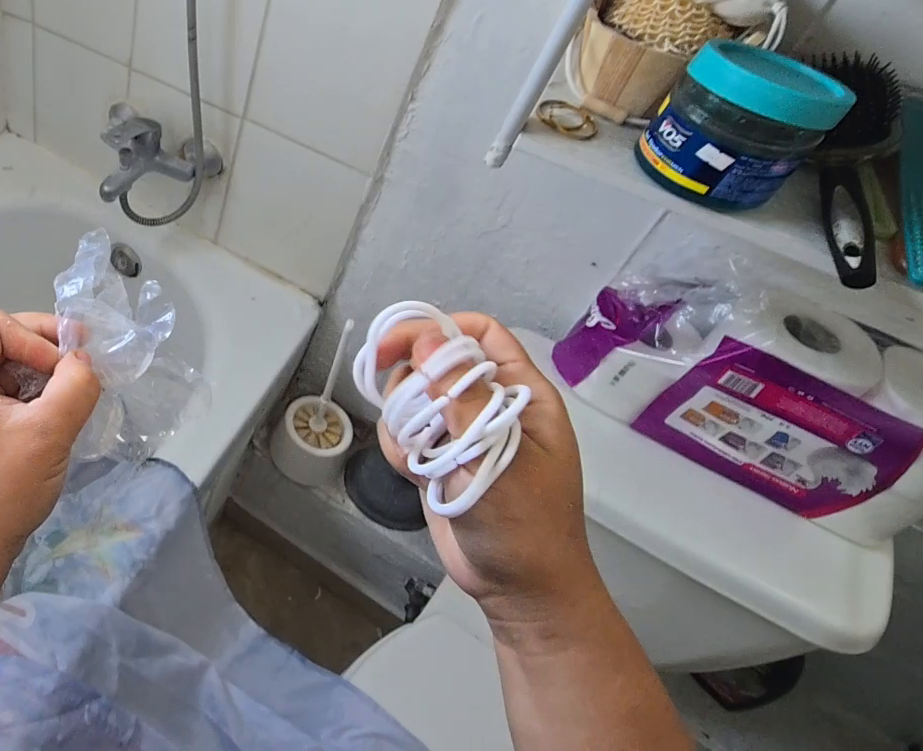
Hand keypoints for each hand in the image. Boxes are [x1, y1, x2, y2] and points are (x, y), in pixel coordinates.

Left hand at [0, 310, 102, 578]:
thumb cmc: (1, 492)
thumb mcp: (48, 433)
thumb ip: (74, 385)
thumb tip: (84, 361)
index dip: (37, 338)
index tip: (67, 370)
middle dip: (43, 350)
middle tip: (81, 368)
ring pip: (5, 366)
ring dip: (41, 373)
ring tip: (70, 395)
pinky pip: (3, 392)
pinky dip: (32, 394)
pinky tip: (54, 413)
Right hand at [374, 312, 603, 632]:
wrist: (520, 592)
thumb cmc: (525, 527)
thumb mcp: (498, 458)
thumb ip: (465, 397)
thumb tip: (430, 340)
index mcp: (520, 395)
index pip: (479, 333)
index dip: (436, 329)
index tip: (397, 347)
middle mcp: (489, 404)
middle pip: (433, 358)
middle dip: (408, 381)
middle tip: (400, 408)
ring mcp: (461, 430)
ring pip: (410, 395)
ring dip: (401, 421)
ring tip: (420, 457)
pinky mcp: (438, 454)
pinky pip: (402, 430)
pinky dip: (399, 448)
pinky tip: (417, 476)